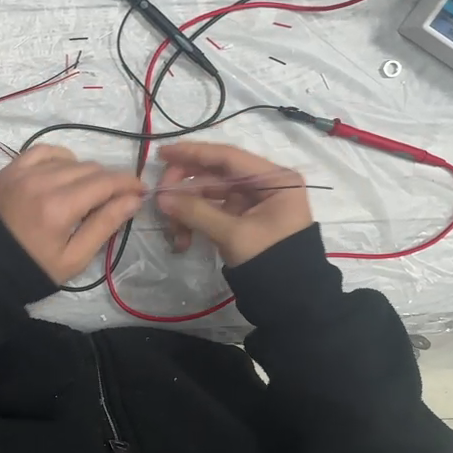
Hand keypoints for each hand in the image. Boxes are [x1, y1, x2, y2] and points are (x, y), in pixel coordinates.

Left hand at [0, 146, 145, 282]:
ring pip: (69, 159)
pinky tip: (63, 172)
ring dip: (85, 171)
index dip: (128, 183)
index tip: (141, 190)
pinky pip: (42, 151)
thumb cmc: (32, 269)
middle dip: (109, 180)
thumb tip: (133, 200)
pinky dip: (59, 158)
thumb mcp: (73, 258)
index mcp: (60, 207)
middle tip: (116, 197)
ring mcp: (22, 173)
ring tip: (88, 190)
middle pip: (90, 169)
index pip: (105, 182)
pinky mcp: (9, 170)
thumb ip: (104, 225)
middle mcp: (42, 182)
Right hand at [155, 141, 314, 266]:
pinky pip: (213, 211)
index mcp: (275, 179)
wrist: (292, 299)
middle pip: (215, 175)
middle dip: (185, 189)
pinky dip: (196, 222)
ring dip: (187, 211)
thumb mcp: (233, 235)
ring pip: (210, 195)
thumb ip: (196, 212)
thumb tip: (161, 197)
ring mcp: (253, 202)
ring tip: (173, 233)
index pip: (227, 157)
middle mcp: (265, 184)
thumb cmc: (271, 260)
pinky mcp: (243, 219)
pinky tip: (182, 239)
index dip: (192, 153)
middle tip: (161, 199)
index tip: (162, 153)